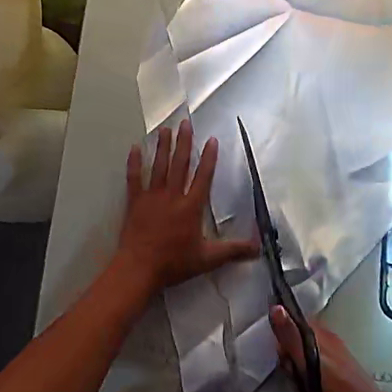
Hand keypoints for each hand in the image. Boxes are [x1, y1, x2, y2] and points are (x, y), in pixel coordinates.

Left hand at [115, 119, 257, 290]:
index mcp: (191, 207)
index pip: (203, 177)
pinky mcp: (135, 202)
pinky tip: (134, 148)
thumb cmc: (174, 263)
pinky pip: (134, 178)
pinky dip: (134, 163)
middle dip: (184, 143)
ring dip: (162, 147)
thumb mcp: (208, 259)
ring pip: (158, 166)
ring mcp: (152, 197)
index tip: (211, 140)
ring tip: (165, 129)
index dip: (209, 158)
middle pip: (180, 164)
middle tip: (186, 123)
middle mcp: (172, 196)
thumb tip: (258, 248)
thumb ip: (233, 251)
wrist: (139, 268)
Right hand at [270, 304, 391, 391]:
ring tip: (300, 389)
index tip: (282, 353)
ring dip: (296, 375)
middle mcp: (327, 343)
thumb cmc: (338, 389)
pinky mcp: (334, 377)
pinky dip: (306, 384)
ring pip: (302, 361)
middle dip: (289, 359)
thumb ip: (290, 335)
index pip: (294, 322)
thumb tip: (276, 308)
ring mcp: (332, 360)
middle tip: (293, 374)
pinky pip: (311, 374)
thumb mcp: (308, 360)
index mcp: (322, 334)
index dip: (283, 336)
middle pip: (296, 343)